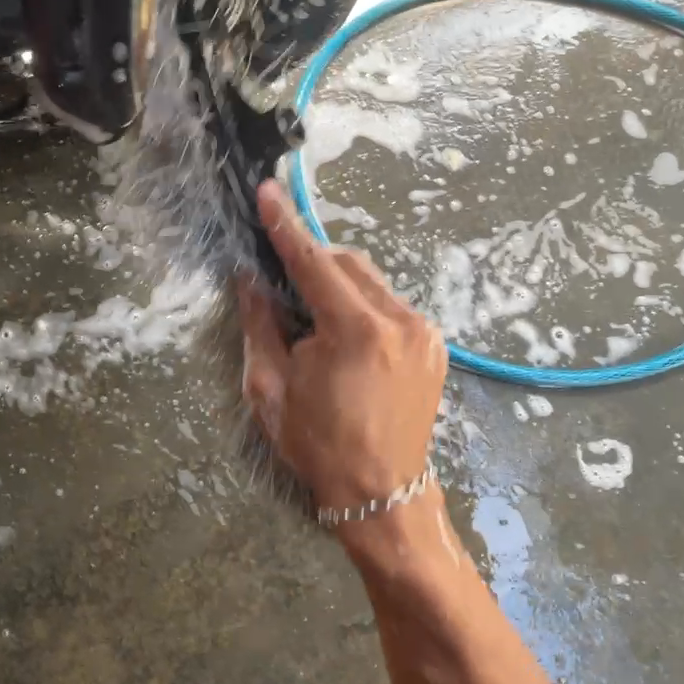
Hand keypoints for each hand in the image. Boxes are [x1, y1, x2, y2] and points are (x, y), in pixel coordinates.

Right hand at [238, 180, 449, 526]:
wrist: (382, 494)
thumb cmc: (317, 444)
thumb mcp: (270, 386)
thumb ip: (261, 322)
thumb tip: (249, 277)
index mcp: (356, 331)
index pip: (313, 261)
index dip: (285, 225)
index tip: (267, 190)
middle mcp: (400, 320)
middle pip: (347, 263)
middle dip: (311, 258)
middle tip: (280, 278)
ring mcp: (424, 332)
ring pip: (371, 280)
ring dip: (336, 281)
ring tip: (311, 315)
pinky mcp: (434, 344)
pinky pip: (389, 303)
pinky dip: (360, 303)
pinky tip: (343, 332)